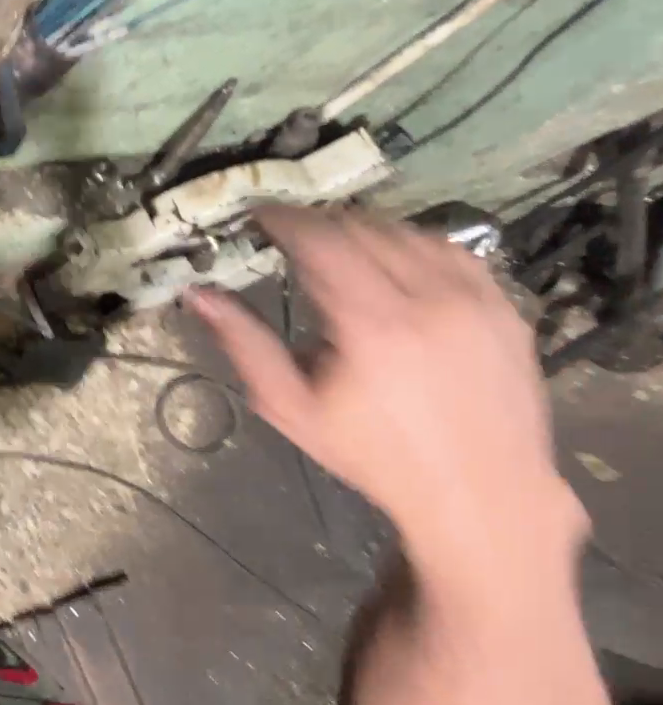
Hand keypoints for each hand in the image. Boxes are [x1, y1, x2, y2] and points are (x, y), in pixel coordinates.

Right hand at [185, 207, 587, 583]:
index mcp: (372, 323)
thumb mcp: (290, 405)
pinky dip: (414, 243)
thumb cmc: (370, 452)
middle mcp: (431, 300)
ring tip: (333, 241)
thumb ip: (244, 343)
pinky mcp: (506, 310)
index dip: (285, 218)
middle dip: (319, 221)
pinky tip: (391, 258)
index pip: (322, 241)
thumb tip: (198, 296)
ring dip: (364, 229)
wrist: (480, 490)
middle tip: (285, 229)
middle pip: (365, 229)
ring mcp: (477, 302)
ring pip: (411, 234)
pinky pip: (456, 252)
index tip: (257, 214)